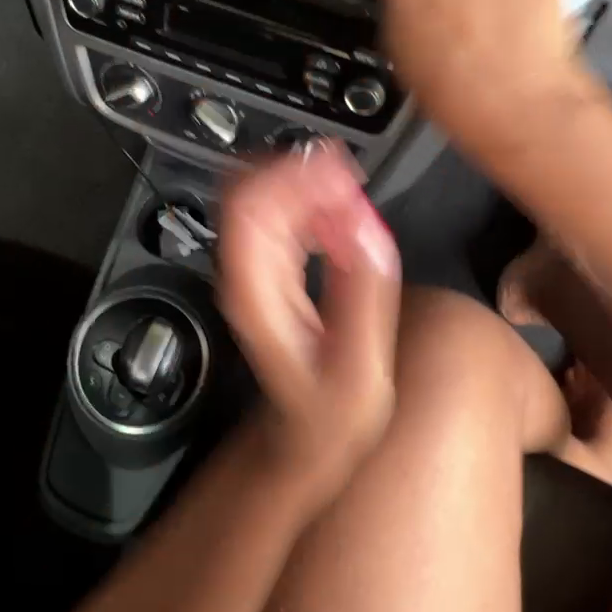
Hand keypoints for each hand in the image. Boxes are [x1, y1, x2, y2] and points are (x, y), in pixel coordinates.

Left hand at [216, 144, 400, 505]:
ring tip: (348, 188)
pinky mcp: (268, 271)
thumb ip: (364, 294)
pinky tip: (338, 209)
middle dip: (298, 172)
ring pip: (262, 200)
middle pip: (252, 194)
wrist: (306, 439)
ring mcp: (252, 272)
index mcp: (256, 294)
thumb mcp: (361, 369)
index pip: (252, 210)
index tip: (338, 174)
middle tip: (347, 175)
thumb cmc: (329, 418)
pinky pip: (278, 217)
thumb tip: (366, 230)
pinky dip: (306, 201)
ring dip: (302, 183)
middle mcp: (244, 276)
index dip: (291, 179)